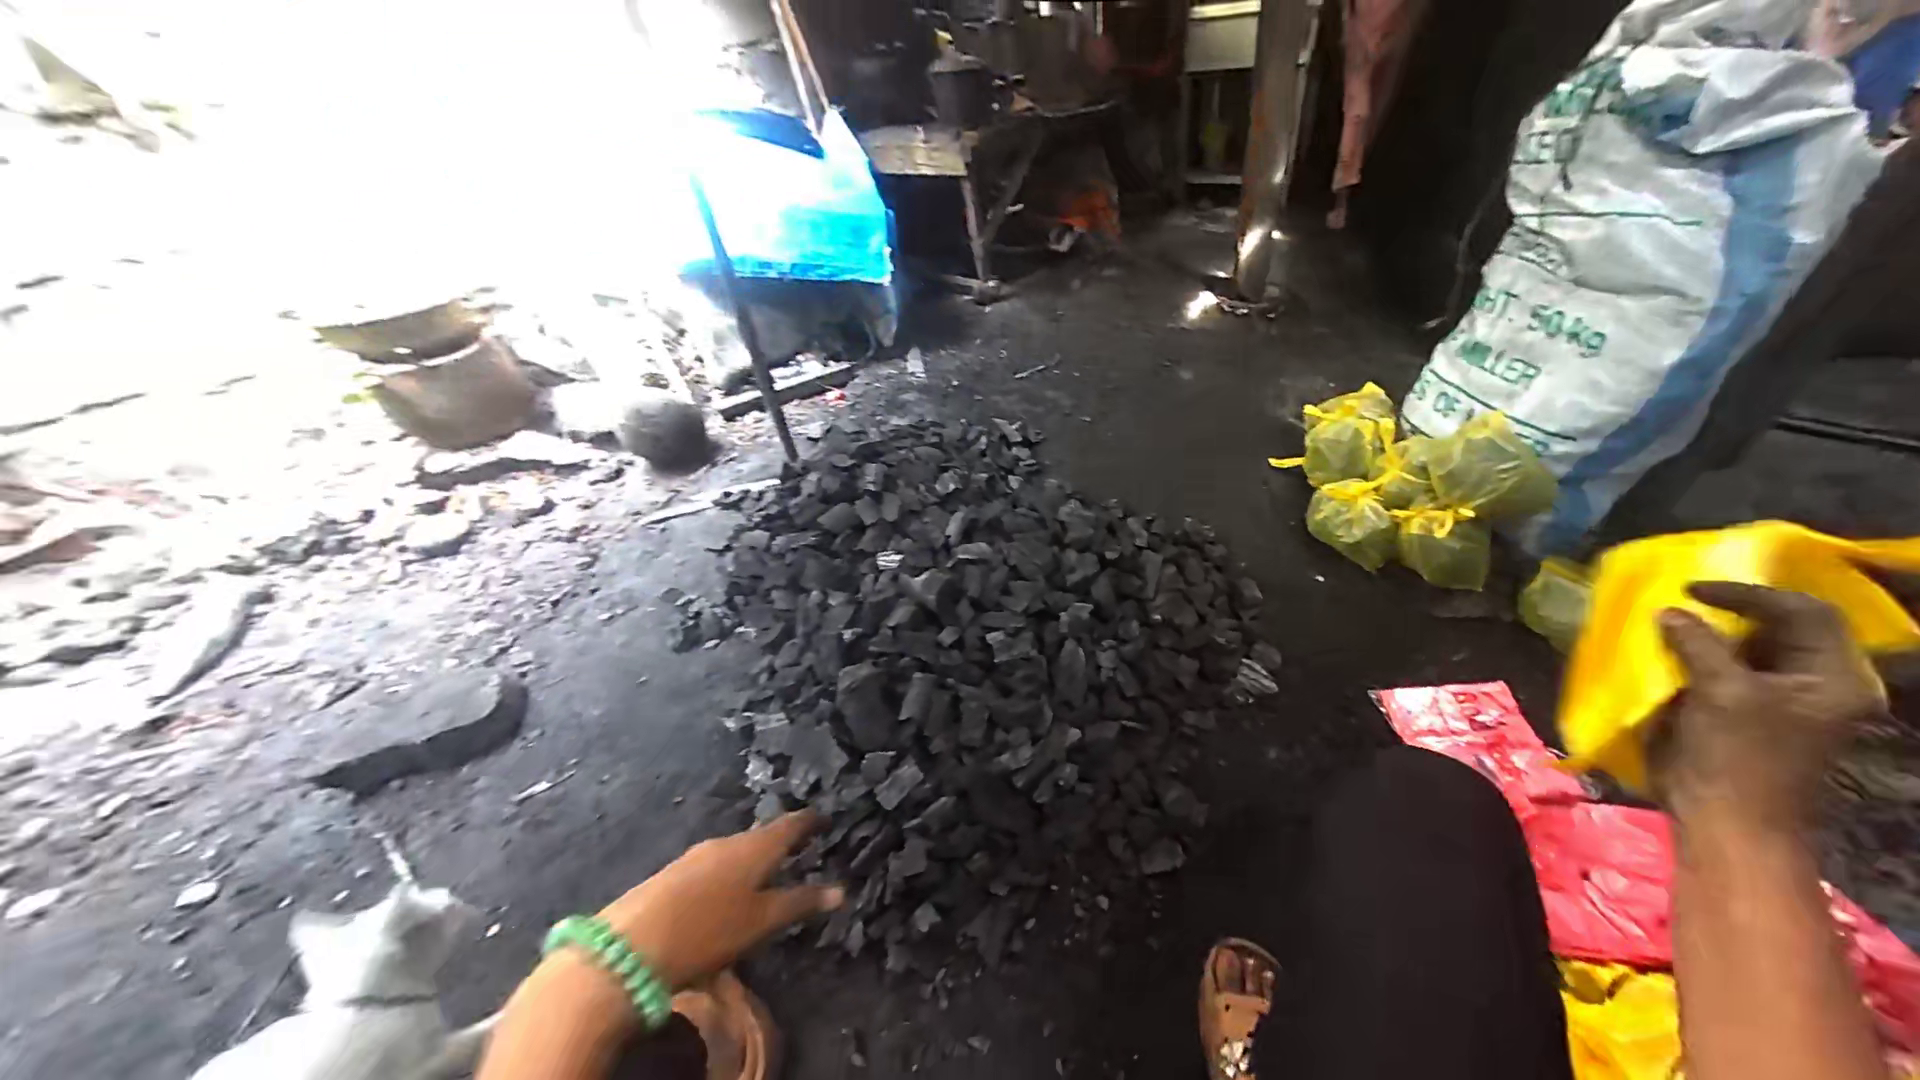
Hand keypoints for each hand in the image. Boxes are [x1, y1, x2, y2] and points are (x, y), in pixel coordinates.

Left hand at [599, 811, 843, 990]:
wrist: (628, 948)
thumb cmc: (709, 930)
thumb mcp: (762, 921)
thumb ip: (801, 902)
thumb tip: (841, 889)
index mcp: (756, 846)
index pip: (792, 823)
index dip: (811, 821)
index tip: (827, 819)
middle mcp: (728, 841)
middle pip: (763, 834)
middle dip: (783, 839)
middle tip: (802, 846)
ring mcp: (698, 855)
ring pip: (738, 848)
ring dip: (756, 855)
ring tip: (770, 869)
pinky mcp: (675, 873)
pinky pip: (717, 862)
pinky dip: (734, 868)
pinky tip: (730, 889)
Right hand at [1653, 582, 1888, 831]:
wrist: (1726, 816)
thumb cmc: (1737, 755)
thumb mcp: (1721, 693)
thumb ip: (1698, 645)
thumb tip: (1669, 612)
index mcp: (1832, 678)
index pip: (1804, 613)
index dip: (1751, 593)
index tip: (1692, 588)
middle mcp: (1814, 682)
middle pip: (1781, 627)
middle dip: (1731, 609)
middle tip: (1681, 597)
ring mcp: (1780, 698)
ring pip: (1749, 646)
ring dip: (1709, 630)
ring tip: (1669, 618)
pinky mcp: (1744, 709)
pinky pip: (1724, 666)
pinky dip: (1695, 652)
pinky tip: (1667, 647)